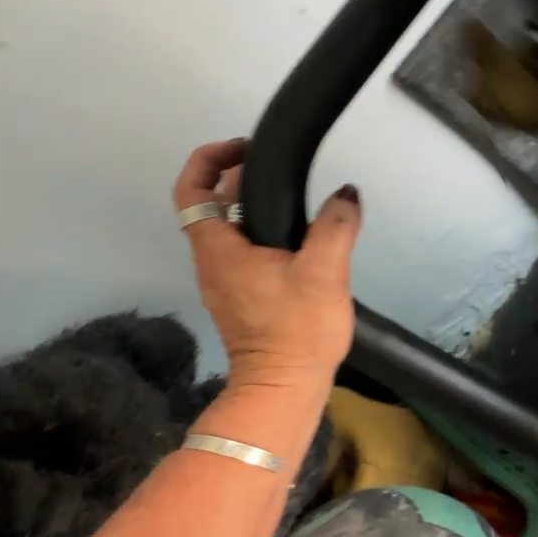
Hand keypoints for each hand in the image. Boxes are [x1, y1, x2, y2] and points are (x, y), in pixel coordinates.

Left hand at [172, 139, 361, 400]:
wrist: (284, 387)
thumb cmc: (297, 329)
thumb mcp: (325, 273)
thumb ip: (335, 227)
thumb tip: (346, 194)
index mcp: (220, 249)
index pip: (191, 189)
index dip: (210, 159)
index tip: (246, 149)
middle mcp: (212, 262)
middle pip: (208, 206)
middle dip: (238, 179)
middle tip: (279, 170)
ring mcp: (224, 283)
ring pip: (226, 230)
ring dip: (249, 207)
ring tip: (295, 201)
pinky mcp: (241, 299)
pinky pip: (241, 252)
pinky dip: (259, 233)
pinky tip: (297, 242)